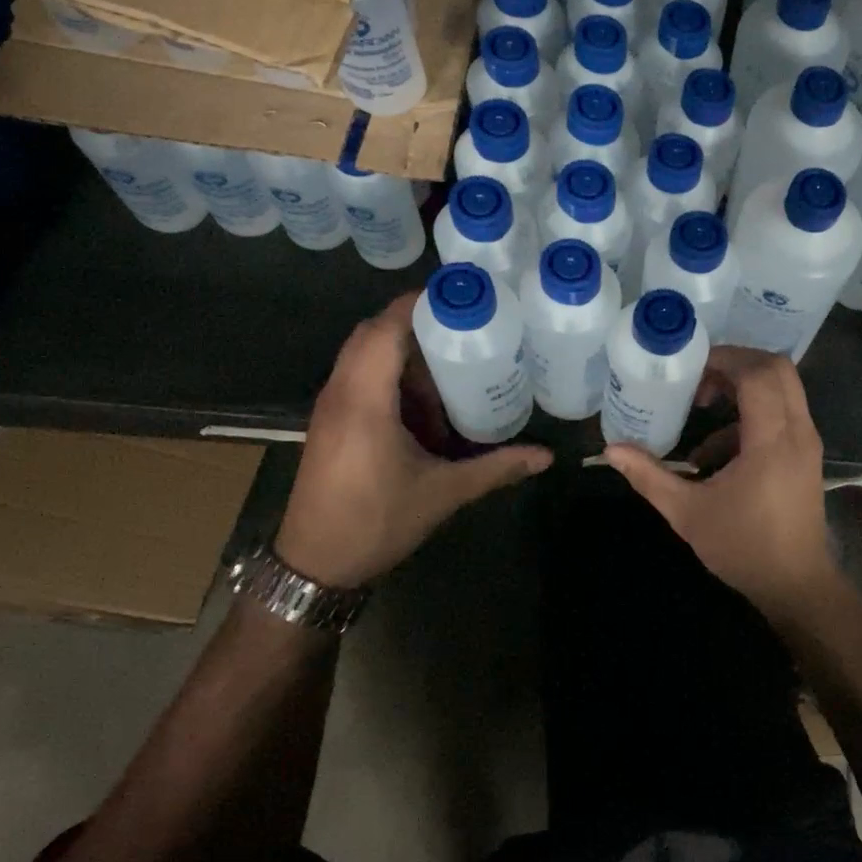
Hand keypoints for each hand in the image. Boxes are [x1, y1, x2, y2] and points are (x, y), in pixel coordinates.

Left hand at [276, 293, 551, 586]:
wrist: (314, 564)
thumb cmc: (376, 522)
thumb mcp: (443, 493)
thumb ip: (495, 468)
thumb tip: (547, 456)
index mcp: (365, 399)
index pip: (386, 328)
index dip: (420, 304)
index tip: (463, 297)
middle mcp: (341, 392)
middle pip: (373, 334)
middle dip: (417, 327)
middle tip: (466, 332)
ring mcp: (330, 408)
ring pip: (364, 357)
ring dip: (404, 356)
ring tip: (453, 367)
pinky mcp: (330, 424)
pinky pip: (360, 380)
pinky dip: (391, 379)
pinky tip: (426, 406)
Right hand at [603, 347, 844, 623]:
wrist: (795, 585)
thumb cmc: (742, 547)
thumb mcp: (687, 512)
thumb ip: (650, 476)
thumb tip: (610, 450)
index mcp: (772, 440)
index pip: (758, 374)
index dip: (724, 360)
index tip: (690, 369)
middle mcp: (798, 431)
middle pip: (777, 369)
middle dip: (736, 364)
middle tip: (699, 379)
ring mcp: (808, 443)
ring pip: (784, 390)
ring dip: (744, 391)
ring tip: (702, 414)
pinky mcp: (807, 456)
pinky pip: (784, 414)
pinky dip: (753, 416)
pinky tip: (718, 453)